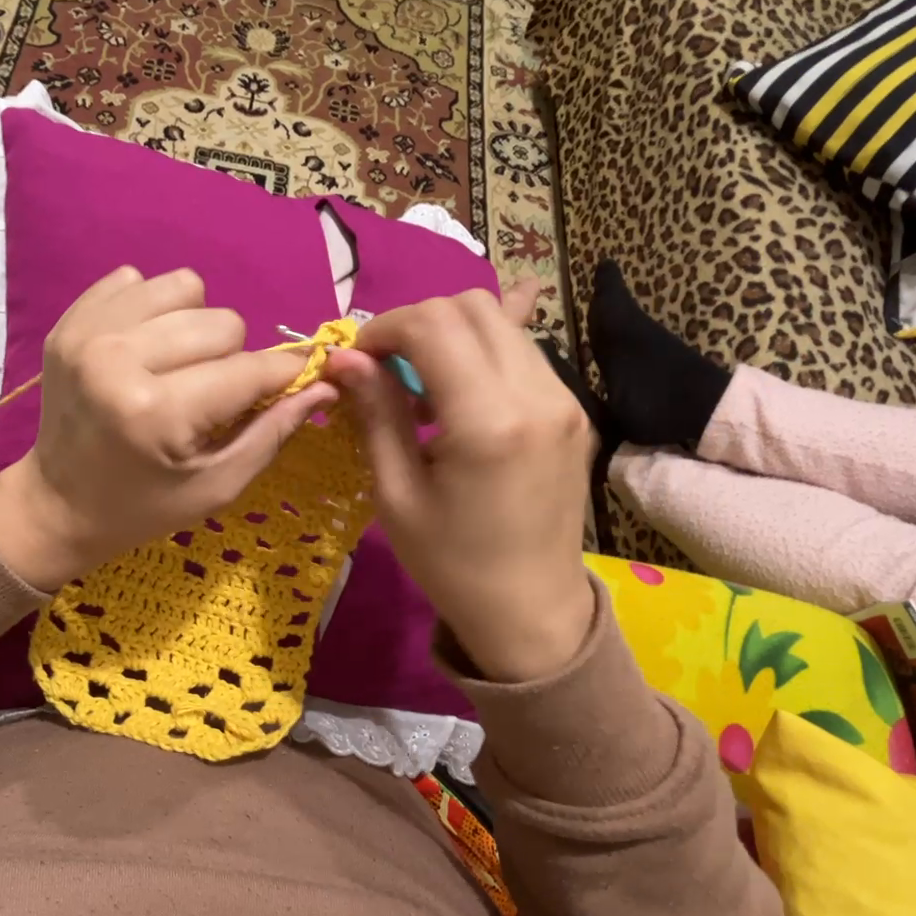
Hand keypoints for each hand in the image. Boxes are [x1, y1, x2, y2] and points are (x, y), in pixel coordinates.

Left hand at [0, 266, 336, 590]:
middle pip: (222, 321)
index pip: (248, 370)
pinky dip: (153, 309)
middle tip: (209, 396)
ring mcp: (87, 332)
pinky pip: (137, 280)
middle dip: (232, 359)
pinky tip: (143, 350)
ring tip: (177, 366)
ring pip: (184, 287)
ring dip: (194, 325)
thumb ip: (272, 431)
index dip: (282, 376)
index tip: (293, 383)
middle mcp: (118, 357)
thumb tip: (328, 383)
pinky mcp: (70, 320)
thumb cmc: (141, 507)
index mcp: (155, 411)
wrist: (57, 504)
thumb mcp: (215, 486)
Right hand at [324, 281, 596, 681]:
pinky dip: (480, 354)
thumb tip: (343, 357)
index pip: (432, 325)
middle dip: (415, 322)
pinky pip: (522, 351)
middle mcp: (537, 394)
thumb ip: (375, 414)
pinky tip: (456, 393)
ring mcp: (565, 398)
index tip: (355, 360)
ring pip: (501, 320)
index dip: (382, 328)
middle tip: (383, 368)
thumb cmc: (449, 563)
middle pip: (471, 306)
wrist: (530, 608)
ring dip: (449, 335)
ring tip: (418, 384)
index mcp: (488, 421)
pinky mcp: (572, 409)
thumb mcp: (396, 494)